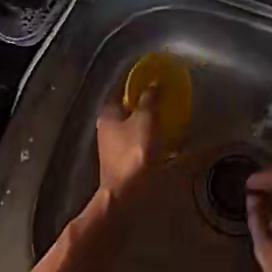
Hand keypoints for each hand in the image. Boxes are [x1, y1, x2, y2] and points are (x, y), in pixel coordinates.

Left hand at [95, 88, 160, 202]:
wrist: (126, 193)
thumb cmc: (134, 151)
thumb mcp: (145, 119)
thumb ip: (149, 99)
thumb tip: (153, 82)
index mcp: (107, 112)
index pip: (121, 89)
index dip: (137, 82)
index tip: (155, 79)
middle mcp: (105, 126)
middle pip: (126, 108)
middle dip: (143, 103)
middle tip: (163, 98)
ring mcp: (111, 145)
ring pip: (131, 125)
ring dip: (146, 121)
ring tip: (166, 118)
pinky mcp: (120, 160)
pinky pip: (135, 141)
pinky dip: (147, 137)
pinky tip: (161, 140)